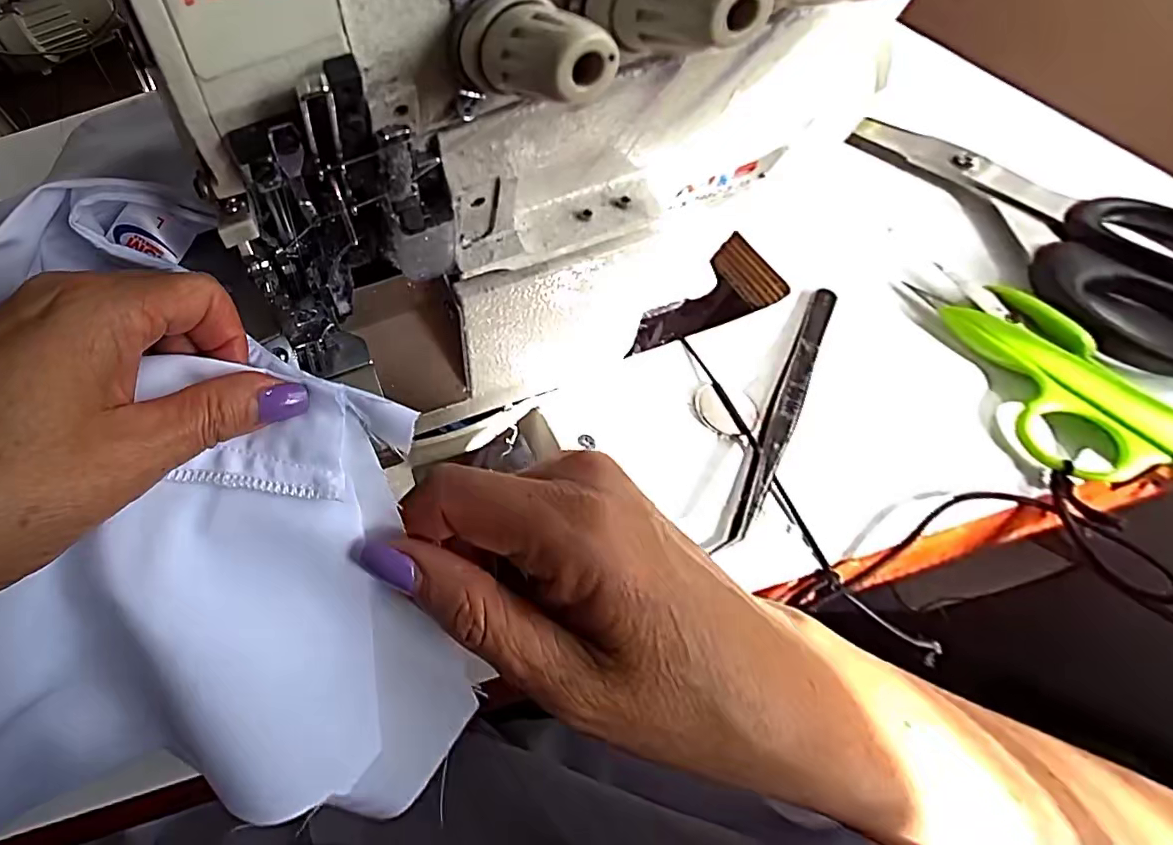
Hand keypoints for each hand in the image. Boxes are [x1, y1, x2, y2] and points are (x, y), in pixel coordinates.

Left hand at [0, 271, 309, 839]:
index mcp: (96, 303)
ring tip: (140, 439)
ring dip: (154, 376)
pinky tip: (89, 435)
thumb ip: (217, 414)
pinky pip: (78, 348)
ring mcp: (16, 321)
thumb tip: (289, 394)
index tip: (230, 405)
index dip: (233, 346)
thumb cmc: (12, 491)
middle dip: (196, 364)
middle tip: (189, 430)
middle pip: (161, 307)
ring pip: (121, 330)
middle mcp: (55, 294)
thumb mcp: (133, 453)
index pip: (200, 296)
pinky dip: (111, 381)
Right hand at [366, 452, 802, 786]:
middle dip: (456, 558)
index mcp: (578, 520)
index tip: (423, 593)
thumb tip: (397, 561)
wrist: (775, 686)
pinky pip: (521, 500)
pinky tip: (557, 593)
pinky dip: (516, 546)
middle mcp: (586, 476)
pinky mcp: (600, 484)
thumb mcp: (563, 680)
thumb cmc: (695, 698)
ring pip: (489, 499)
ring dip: (488, 557)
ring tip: (541, 616)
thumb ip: (469, 610)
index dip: (415, 542)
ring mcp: (597, 473)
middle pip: (466, 493)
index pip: (446, 491)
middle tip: (500, 625)